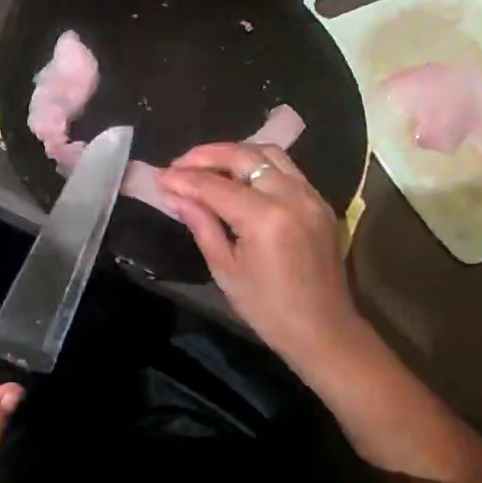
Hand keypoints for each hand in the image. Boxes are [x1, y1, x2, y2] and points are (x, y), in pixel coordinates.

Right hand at [159, 142, 363, 367]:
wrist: (322, 329)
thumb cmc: (266, 308)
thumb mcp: (225, 269)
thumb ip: (201, 225)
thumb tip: (175, 196)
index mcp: (265, 219)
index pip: (214, 186)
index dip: (182, 179)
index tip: (159, 177)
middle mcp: (291, 197)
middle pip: (243, 157)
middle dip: (206, 156)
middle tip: (178, 165)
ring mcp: (310, 195)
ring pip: (268, 154)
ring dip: (233, 153)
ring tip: (205, 165)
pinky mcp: (319, 201)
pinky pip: (286, 168)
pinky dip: (257, 164)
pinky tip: (236, 176)